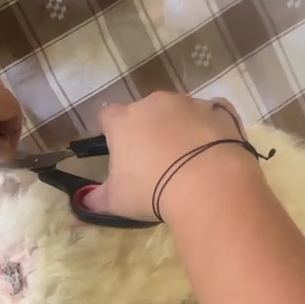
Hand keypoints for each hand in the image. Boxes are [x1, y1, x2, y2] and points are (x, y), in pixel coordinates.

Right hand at [81, 92, 254, 221]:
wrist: (209, 183)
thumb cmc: (151, 189)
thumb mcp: (116, 201)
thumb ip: (96, 198)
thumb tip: (83, 201)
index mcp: (124, 121)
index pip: (107, 116)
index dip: (109, 131)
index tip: (113, 148)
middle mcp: (154, 103)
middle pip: (144, 111)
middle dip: (145, 130)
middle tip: (150, 160)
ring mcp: (189, 103)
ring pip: (177, 111)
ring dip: (176, 128)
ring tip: (184, 159)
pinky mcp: (221, 109)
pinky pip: (209, 115)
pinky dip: (207, 128)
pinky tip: (210, 151)